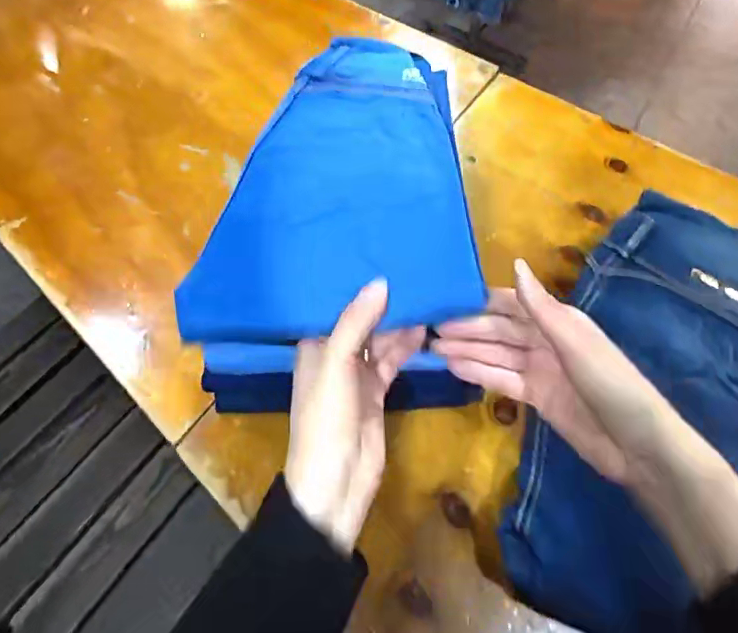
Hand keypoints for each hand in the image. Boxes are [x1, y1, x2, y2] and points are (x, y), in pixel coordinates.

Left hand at [284, 279, 426, 554]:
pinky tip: (424, 327)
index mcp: (313, 345)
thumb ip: (356, 322)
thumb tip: (380, 281)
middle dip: (379, 299)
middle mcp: (333, 354)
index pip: (332, 305)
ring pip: (378, 338)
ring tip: (422, 291)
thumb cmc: (325, 418)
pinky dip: (406, 345)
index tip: (373, 253)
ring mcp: (356, 373)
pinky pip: (392, 359)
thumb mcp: (336, 364)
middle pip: (359, 319)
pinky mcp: (376, 391)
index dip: (350, 283)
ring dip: (396, 321)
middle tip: (406, 267)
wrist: (336, 483)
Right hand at [431, 258, 670, 486]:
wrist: (640, 447)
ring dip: (467, 351)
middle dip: (466, 328)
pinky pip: (502, 380)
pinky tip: (454, 368)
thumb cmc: (611, 383)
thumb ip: (540, 307)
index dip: (479, 302)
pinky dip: (479, 374)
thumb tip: (515, 262)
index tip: (446, 300)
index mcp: (557, 320)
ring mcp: (540, 369)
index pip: (510, 304)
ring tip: (432, 349)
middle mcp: (545, 340)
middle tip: (429, 329)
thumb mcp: (574, 341)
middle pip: (498, 330)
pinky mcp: (537, 397)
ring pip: (496, 355)